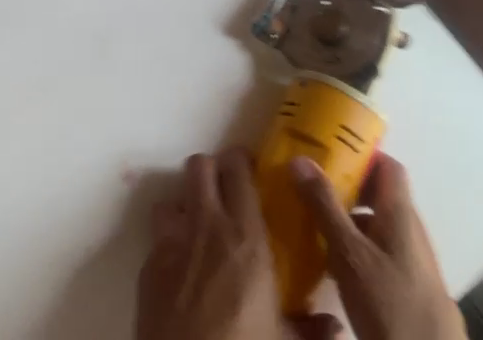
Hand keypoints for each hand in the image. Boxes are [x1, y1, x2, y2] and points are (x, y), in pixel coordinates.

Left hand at [137, 148, 342, 339]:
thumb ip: (310, 329)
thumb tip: (334, 327)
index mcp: (245, 238)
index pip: (238, 173)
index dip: (241, 160)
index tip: (250, 166)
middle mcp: (206, 227)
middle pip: (199, 167)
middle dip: (211, 169)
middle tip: (226, 186)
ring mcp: (172, 242)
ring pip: (173, 196)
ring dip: (186, 203)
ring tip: (201, 223)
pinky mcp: (148, 262)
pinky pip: (159, 234)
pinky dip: (172, 239)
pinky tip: (184, 264)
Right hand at [291, 154, 464, 339]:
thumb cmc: (389, 302)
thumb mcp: (348, 253)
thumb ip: (324, 207)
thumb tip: (300, 159)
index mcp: (401, 215)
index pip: (389, 167)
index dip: (363, 156)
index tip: (329, 155)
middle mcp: (412, 232)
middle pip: (382, 196)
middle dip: (348, 189)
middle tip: (310, 189)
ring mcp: (413, 261)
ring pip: (380, 227)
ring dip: (350, 220)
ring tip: (314, 226)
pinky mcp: (409, 286)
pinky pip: (382, 253)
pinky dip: (358, 248)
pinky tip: (334, 267)